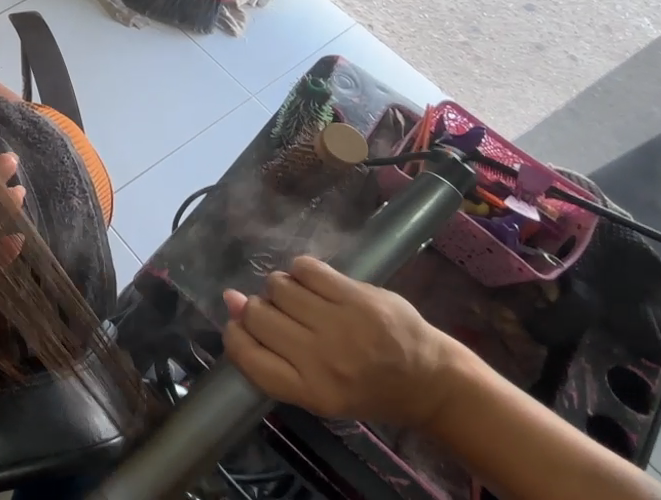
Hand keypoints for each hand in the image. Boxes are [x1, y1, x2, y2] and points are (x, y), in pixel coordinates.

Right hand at [222, 255, 465, 427]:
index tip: (244, 328)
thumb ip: (269, 351)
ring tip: (303, 301)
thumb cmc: (366, 389)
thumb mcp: (316, 388)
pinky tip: (316, 285)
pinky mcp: (358, 296)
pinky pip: (303, 267)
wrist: (432, 380)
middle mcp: (323, 360)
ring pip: (277, 287)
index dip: (235, 335)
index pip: (246, 355)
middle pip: (257, 315)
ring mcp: (342, 326)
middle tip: (286, 318)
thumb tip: (228, 298)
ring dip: (282, 290)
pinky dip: (301, 272)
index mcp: (311, 392)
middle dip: (260, 310)